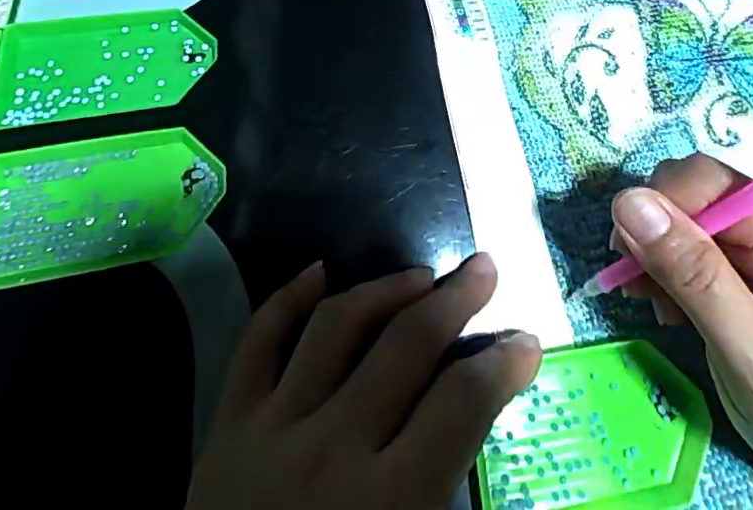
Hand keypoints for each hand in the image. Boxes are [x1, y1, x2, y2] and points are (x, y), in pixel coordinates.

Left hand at [186, 254, 541, 509]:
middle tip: (484, 267)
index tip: (526, 344)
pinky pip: (257, 344)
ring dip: (386, 289)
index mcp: (389, 502)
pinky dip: (287, 300)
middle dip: (457, 298)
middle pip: (408, 344)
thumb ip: (449, 495)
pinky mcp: (226, 430)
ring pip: (338, 326)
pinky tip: (318, 271)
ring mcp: (273, 431)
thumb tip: (483, 432)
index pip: (462, 402)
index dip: (503, 364)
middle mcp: (333, 450)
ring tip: (421, 276)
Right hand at [611, 154, 752, 509]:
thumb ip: (696, 279)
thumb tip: (630, 201)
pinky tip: (676, 306)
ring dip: (664, 253)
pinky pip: (708, 240)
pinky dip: (678, 268)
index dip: (664, 207)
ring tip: (663, 308)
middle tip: (644, 292)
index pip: (720, 183)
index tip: (627, 259)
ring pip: (698, 212)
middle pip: (705, 190)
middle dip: (660, 231)